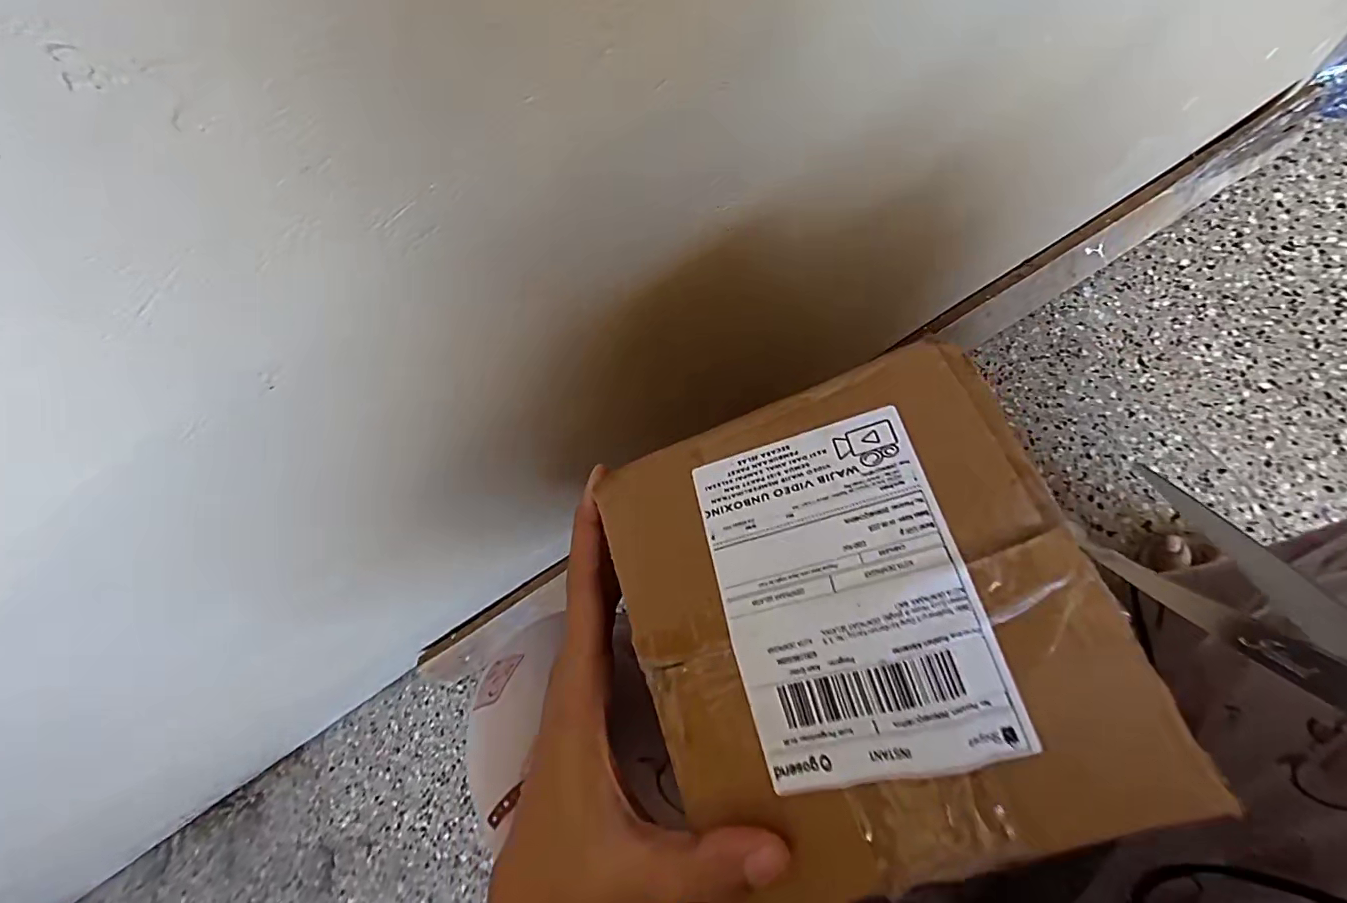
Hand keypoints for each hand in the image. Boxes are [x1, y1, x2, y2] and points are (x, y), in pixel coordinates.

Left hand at [488, 467, 791, 902]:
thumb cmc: (566, 883)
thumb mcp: (637, 875)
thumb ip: (706, 862)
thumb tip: (780, 845)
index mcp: (577, 699)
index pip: (584, 599)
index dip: (589, 537)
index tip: (600, 483)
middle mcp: (576, 687)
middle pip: (594, 595)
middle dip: (615, 539)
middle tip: (656, 498)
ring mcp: (581, 704)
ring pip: (602, 621)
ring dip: (624, 576)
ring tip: (668, 540)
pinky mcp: (591, 724)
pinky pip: (611, 653)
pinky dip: (630, 620)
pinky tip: (668, 623)